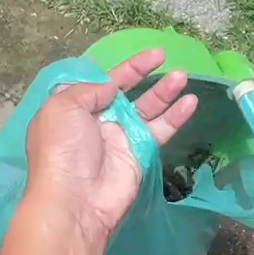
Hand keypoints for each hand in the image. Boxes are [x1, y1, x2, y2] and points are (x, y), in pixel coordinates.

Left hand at [23, 48, 197, 242]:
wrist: (76, 199)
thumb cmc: (62, 149)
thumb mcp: (62, 107)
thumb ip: (90, 89)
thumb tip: (111, 87)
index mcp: (73, 106)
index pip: (99, 80)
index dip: (122, 67)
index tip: (148, 55)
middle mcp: (97, 119)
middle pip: (125, 90)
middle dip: (144, 73)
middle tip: (166, 57)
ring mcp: (121, 136)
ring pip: (147, 107)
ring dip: (165, 91)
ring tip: (182, 75)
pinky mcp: (141, 153)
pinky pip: (161, 129)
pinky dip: (176, 116)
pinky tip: (190, 102)